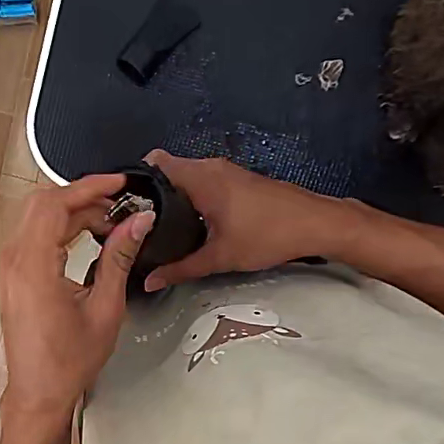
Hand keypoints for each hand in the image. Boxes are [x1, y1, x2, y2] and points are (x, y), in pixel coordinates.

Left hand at [0, 174, 154, 416]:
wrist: (39, 391)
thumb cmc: (71, 359)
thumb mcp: (105, 307)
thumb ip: (119, 258)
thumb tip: (139, 222)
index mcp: (34, 267)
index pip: (55, 205)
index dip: (89, 187)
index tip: (120, 183)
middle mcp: (14, 261)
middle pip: (43, 204)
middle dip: (84, 197)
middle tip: (120, 205)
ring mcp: (10, 268)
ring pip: (39, 217)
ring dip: (75, 213)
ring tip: (112, 224)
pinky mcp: (14, 275)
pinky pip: (36, 235)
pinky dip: (63, 228)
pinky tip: (90, 237)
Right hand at [142, 149, 359, 291]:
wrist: (317, 224)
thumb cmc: (267, 235)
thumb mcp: (221, 257)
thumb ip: (181, 269)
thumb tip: (149, 282)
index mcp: (200, 177)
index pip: (155, 161)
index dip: (137, 180)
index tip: (127, 207)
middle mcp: (211, 166)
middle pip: (170, 170)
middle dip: (154, 194)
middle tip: (142, 224)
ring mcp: (228, 170)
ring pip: (190, 177)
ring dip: (177, 197)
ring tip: (164, 227)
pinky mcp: (241, 180)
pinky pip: (207, 182)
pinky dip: (196, 197)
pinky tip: (196, 223)